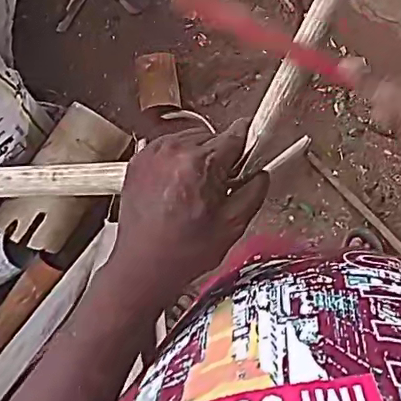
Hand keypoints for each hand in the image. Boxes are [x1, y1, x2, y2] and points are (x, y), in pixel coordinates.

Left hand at [102, 125, 269, 313]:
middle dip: (220, 158)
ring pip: (190, 139)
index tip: (250, 151)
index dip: (246, 145)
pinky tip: (176, 188)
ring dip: (197, 157)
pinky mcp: (139, 159)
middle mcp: (173, 150)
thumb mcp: (232, 226)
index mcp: (198, 163)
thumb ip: (253, 192)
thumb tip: (261, 174)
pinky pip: (168, 148)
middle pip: (212, 137)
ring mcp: (152, 153)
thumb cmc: (182, 252)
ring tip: (194, 190)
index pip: (234, 135)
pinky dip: (176, 161)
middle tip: (219, 187)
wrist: (142, 266)